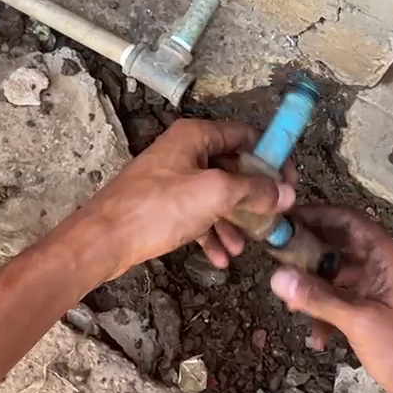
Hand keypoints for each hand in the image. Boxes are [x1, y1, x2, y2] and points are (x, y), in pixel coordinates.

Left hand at [62, 119, 293, 279]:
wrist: (104, 241)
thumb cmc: (157, 209)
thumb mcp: (215, 195)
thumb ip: (254, 190)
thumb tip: (286, 192)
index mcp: (196, 135)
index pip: (246, 136)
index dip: (271, 157)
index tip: (289, 184)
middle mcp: (185, 151)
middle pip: (233, 167)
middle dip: (254, 196)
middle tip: (273, 218)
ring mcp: (173, 178)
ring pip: (216, 195)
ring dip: (234, 220)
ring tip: (245, 247)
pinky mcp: (164, 204)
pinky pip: (198, 213)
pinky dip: (212, 232)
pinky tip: (221, 257)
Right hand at [268, 206, 392, 392]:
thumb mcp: (356, 321)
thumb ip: (316, 297)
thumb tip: (277, 277)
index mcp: (390, 256)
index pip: (348, 220)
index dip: (316, 215)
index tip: (286, 219)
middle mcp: (388, 264)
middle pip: (342, 246)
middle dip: (311, 256)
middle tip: (279, 259)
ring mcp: (385, 287)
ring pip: (342, 276)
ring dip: (317, 290)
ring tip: (291, 307)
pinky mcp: (380, 309)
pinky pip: (348, 299)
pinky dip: (330, 312)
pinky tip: (318, 338)